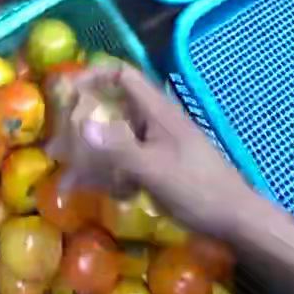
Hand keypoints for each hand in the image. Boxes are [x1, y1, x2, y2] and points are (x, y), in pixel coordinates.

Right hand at [45, 59, 261, 240]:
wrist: (235, 219)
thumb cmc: (197, 188)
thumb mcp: (154, 170)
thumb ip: (118, 148)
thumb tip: (82, 124)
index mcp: (156, 110)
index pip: (121, 74)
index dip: (93, 75)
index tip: (67, 93)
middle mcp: (154, 120)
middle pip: (112, 107)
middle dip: (83, 123)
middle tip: (58, 144)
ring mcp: (157, 143)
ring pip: (116, 137)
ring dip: (92, 153)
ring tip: (67, 175)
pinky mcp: (159, 165)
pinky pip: (125, 160)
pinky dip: (108, 171)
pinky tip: (95, 192)